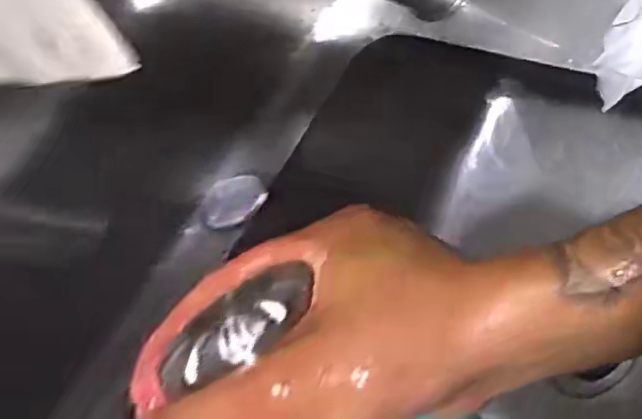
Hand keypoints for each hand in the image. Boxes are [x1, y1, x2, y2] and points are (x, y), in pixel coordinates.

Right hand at [143, 207, 527, 418]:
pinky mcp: (403, 309)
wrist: (497, 337)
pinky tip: (279, 409)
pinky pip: (333, 339)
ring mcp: (386, 277)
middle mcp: (360, 249)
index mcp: (333, 241)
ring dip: (258, 372)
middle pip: (263, 303)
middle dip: (215, 358)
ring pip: (298, 326)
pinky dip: (300, 374)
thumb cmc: (401, 341)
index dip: (175, 337)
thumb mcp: (289, 382)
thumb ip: (205, 409)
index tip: (145, 395)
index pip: (230, 280)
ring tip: (223, 411)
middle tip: (180, 406)